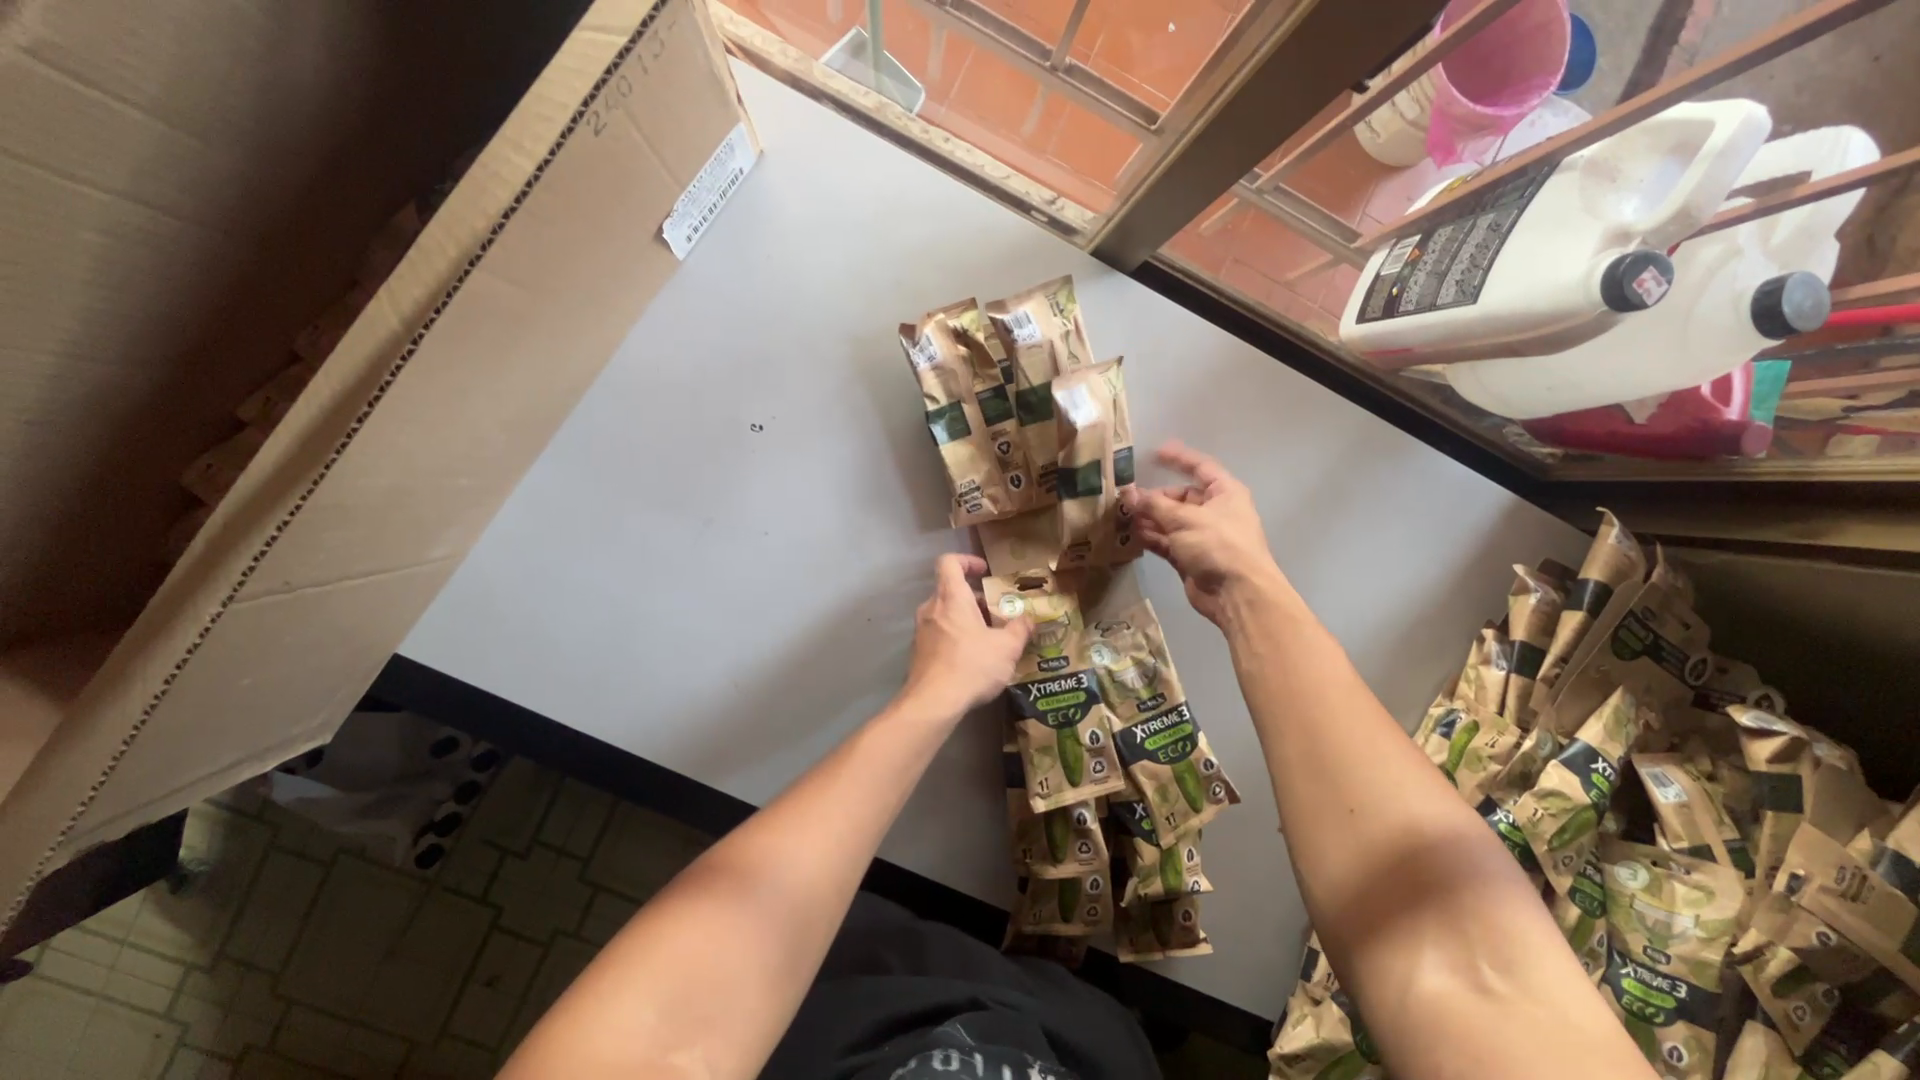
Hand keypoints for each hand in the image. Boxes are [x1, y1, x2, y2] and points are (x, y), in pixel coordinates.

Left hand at [898, 554, 1030, 719]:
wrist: (933, 702)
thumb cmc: (971, 665)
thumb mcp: (1006, 648)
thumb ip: (1019, 629)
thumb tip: (1028, 619)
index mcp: (951, 598)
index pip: (949, 562)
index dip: (967, 561)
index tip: (985, 573)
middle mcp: (931, 608)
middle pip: (951, 591)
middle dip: (976, 599)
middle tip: (997, 615)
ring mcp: (921, 631)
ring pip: (945, 614)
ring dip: (966, 620)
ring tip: (989, 640)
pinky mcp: (918, 652)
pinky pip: (939, 634)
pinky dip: (955, 637)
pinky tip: (972, 660)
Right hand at [1121, 441, 1287, 627]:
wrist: (1237, 593)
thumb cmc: (1218, 544)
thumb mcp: (1185, 518)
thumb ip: (1155, 505)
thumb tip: (1130, 494)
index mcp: (1224, 493)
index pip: (1200, 467)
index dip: (1179, 458)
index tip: (1155, 453)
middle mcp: (1214, 511)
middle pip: (1180, 497)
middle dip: (1154, 497)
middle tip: (1126, 498)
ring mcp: (1202, 536)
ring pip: (1170, 521)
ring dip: (1149, 518)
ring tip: (1122, 516)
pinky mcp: (1190, 558)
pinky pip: (1167, 542)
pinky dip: (1151, 538)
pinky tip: (1131, 534)